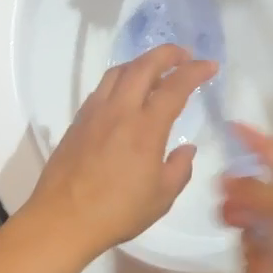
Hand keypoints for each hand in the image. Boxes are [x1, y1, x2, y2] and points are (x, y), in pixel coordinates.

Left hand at [23, 44, 216, 256]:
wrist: (62, 218)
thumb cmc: (117, 212)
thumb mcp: (161, 197)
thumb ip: (179, 169)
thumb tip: (186, 149)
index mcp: (145, 127)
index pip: (174, 87)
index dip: (195, 71)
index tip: (210, 65)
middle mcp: (119, 111)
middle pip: (143, 66)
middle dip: (167, 54)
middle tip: (184, 55)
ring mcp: (94, 113)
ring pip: (118, 72)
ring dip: (140, 63)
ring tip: (155, 70)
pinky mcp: (77, 121)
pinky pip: (102, 89)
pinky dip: (120, 80)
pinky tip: (126, 94)